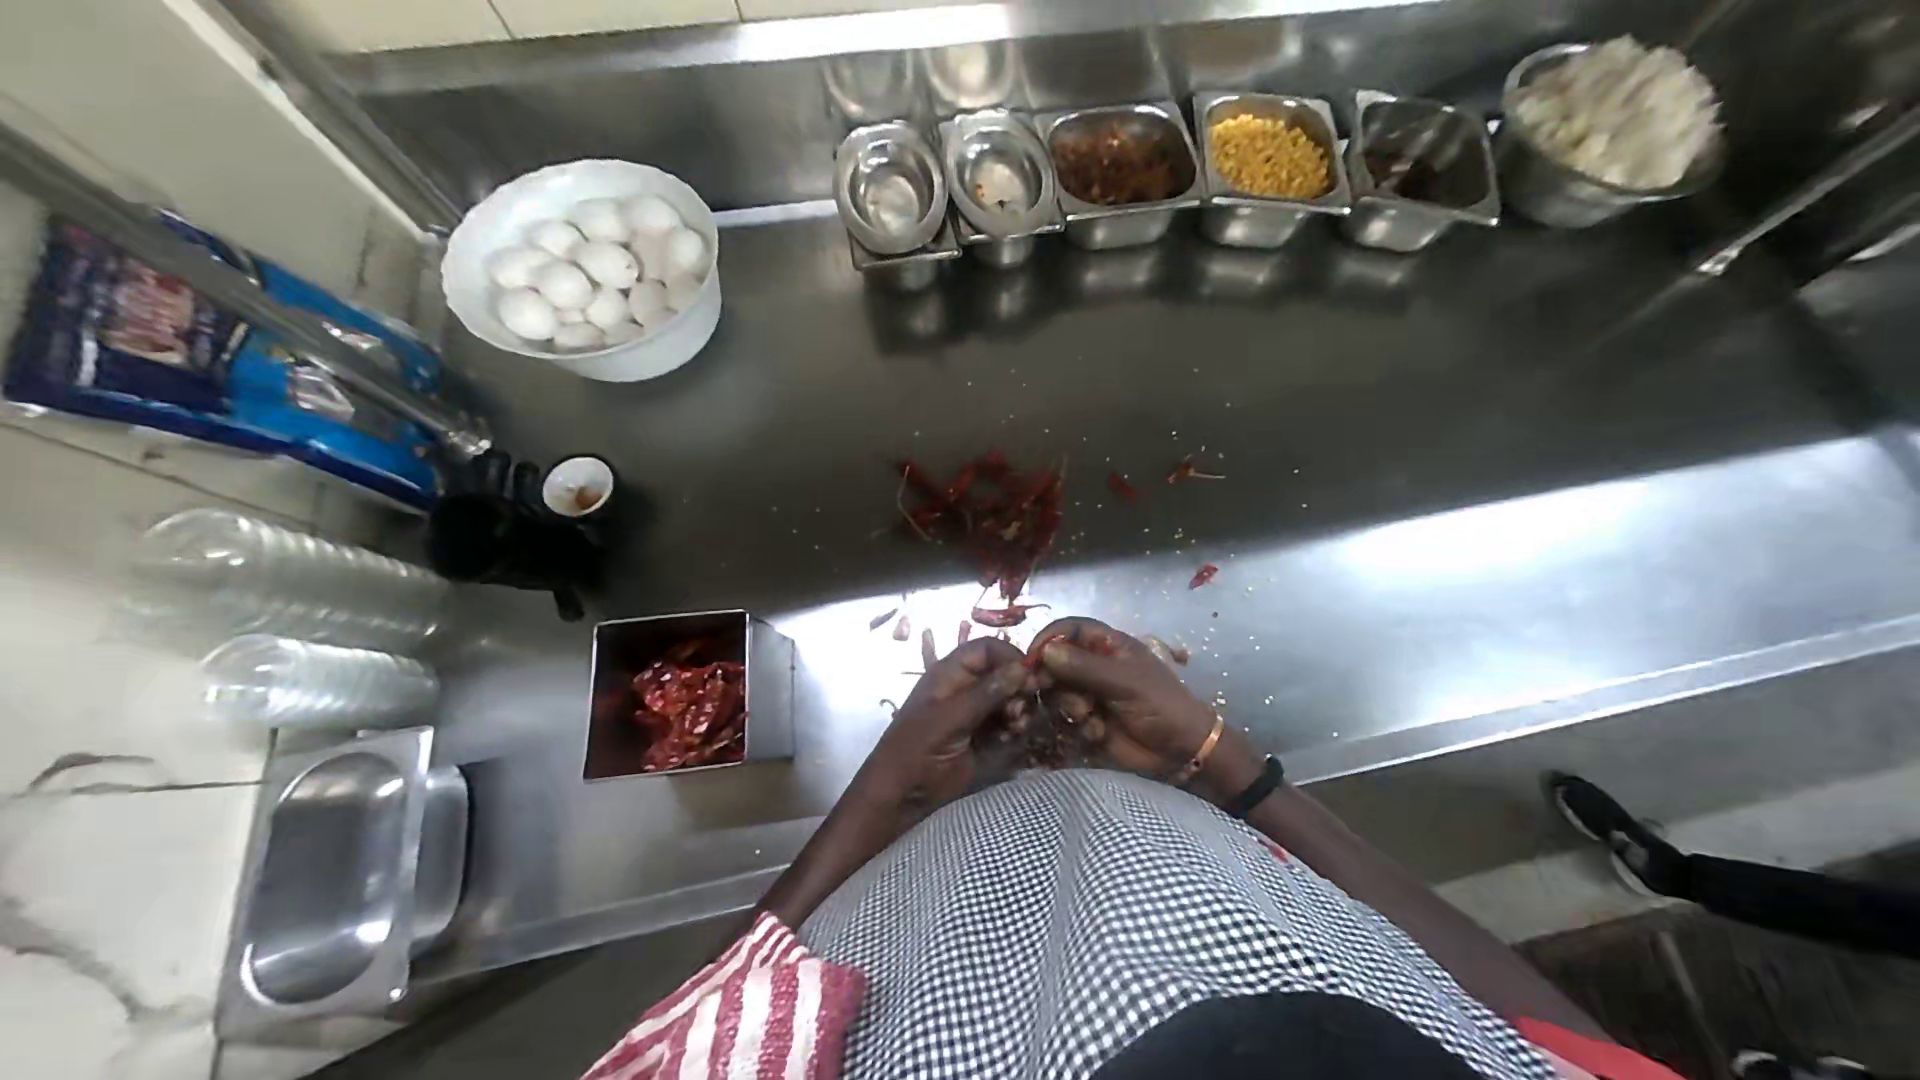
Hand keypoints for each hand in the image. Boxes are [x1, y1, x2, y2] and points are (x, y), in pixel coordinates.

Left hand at [850, 637, 1030, 815]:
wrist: (902, 795)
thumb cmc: (917, 748)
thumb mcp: (951, 717)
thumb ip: (987, 692)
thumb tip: (1023, 668)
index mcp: (950, 673)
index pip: (987, 649)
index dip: (1010, 656)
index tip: (1030, 676)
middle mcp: (966, 688)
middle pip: (1004, 673)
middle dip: (1018, 687)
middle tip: (1022, 707)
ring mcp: (976, 713)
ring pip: (1010, 699)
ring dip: (1019, 709)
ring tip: (1015, 725)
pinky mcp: (983, 737)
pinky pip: (1008, 723)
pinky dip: (1014, 727)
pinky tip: (1011, 737)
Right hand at [1028, 618, 1259, 800]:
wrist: (1183, 751)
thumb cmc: (1160, 705)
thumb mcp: (1124, 682)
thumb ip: (1084, 667)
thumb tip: (1046, 652)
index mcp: (1107, 645)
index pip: (1068, 630)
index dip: (1048, 640)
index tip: (1032, 658)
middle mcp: (1094, 666)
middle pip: (1055, 662)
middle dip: (1051, 679)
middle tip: (1046, 692)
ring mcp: (1090, 693)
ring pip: (1058, 692)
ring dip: (1068, 705)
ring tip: (1088, 716)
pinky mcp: (1089, 720)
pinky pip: (1067, 718)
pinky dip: (1079, 726)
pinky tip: (1097, 733)